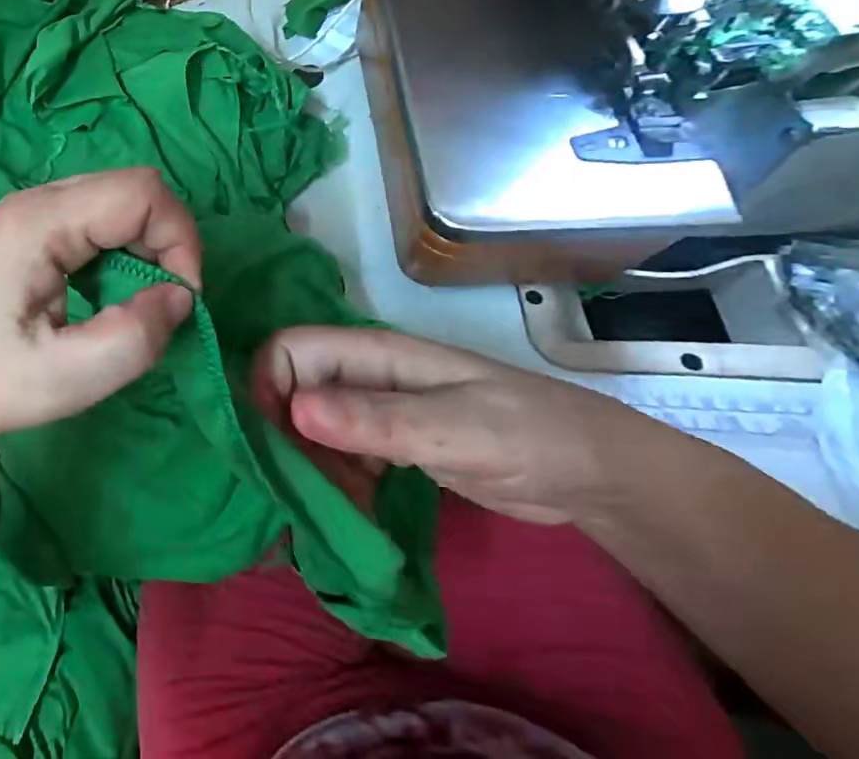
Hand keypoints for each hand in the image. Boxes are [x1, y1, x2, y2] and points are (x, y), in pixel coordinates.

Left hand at [0, 169, 201, 467]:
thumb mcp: (67, 378)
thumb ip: (135, 337)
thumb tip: (182, 297)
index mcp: (39, 223)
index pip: (141, 193)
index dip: (179, 240)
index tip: (181, 301)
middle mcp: (36, 201)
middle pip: (133, 189)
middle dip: (167, 242)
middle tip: (164, 304)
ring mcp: (32, 212)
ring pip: (121, 201)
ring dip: (148, 248)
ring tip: (139, 301)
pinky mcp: (34, 229)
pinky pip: (101, 219)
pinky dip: (126, 251)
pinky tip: (112, 291)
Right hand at [250, 327, 673, 525]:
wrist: (592, 473)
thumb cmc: (529, 434)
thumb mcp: (454, 429)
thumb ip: (376, 420)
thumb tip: (294, 409)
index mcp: (373, 354)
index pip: (288, 350)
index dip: (267, 387)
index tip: (274, 445)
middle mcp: (364, 376)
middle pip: (290, 390)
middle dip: (284, 437)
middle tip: (305, 488)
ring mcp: (376, 410)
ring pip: (309, 426)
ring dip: (309, 466)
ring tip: (337, 505)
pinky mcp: (388, 443)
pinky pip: (336, 454)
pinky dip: (333, 481)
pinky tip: (354, 509)